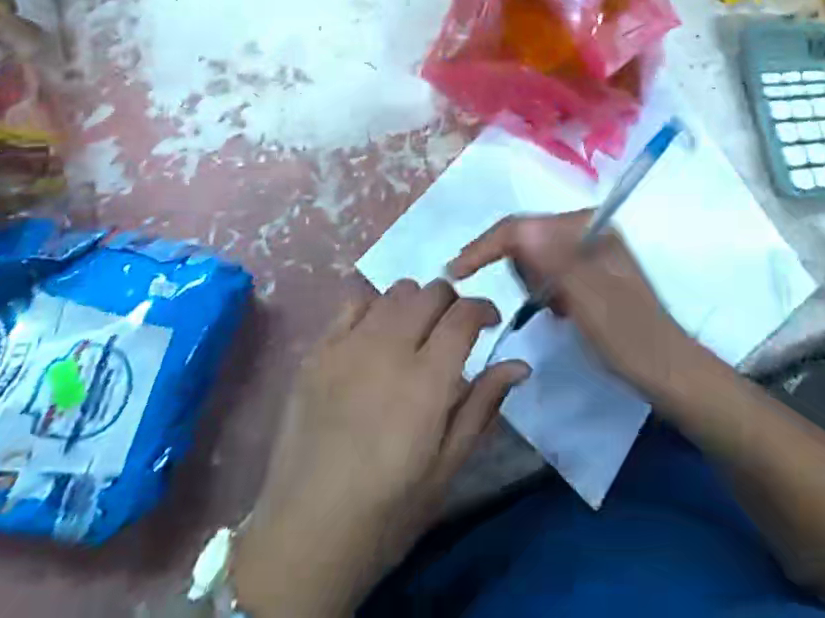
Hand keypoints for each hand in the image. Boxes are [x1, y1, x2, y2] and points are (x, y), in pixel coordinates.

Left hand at [229, 280, 527, 617]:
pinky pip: (352, 304)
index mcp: (427, 380)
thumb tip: (518, 364)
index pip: (464, 314)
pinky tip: (376, 336)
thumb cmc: (388, 510)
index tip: (490, 324)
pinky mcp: (317, 351)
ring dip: (415, 303)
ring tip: (415, 333)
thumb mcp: (447, 468)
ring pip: (394, 292)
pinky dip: (374, 308)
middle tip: (454, 332)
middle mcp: (388, 348)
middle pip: (430, 292)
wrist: (306, 533)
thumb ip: (482, 406)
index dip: (483, 309)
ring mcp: (348, 345)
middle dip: (452, 303)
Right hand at [449, 211, 698, 393]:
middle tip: (539, 305)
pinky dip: (544, 290)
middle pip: (526, 237)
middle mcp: (589, 229)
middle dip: (519, 269)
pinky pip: (548, 270)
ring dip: (533, 283)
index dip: (486, 246)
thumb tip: (519, 229)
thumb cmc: (630, 340)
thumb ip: (554, 263)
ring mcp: (588, 249)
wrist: (669, 374)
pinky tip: (560, 312)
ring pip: (534, 254)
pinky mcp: (588, 269)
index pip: (523, 225)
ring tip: (555, 311)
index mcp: (590, 227)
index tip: (456, 272)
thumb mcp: (588, 302)